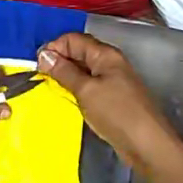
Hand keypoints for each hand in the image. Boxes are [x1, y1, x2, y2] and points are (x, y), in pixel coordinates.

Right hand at [38, 33, 178, 171]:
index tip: (36, 63)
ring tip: (48, 86)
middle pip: (80, 51)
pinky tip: (66, 97)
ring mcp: (113, 79)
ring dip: (66, 74)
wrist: (146, 143)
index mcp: (105, 54)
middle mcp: (110, 62)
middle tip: (39, 75)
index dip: (54, 47)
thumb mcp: (86, 90)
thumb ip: (65, 72)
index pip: (74, 39)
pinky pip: (90, 84)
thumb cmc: (117, 113)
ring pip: (84, 68)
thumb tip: (45, 54)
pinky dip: (76, 87)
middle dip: (58, 59)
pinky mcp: (113, 96)